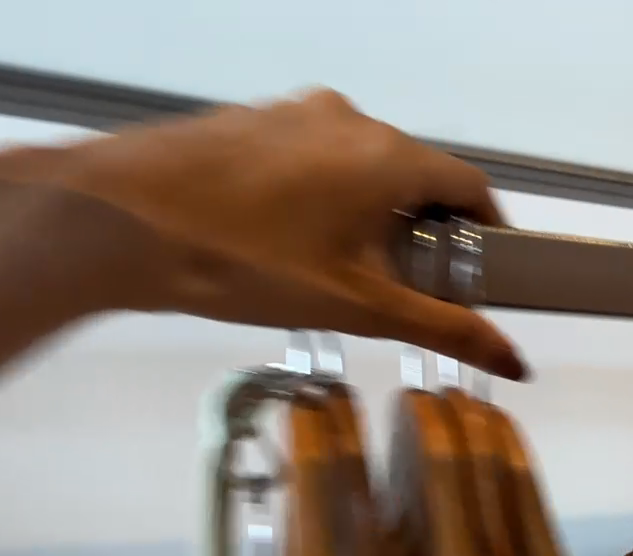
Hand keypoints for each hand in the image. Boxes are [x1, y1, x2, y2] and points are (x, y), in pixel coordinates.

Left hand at [0, 89, 526, 378]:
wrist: (111, 221)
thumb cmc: (252, 264)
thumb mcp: (363, 308)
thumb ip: (449, 330)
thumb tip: (520, 365)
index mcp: (388, 156)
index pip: (471, 186)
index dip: (490, 230)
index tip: (488, 271)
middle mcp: (348, 119)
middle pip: (420, 175)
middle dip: (434, 229)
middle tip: (424, 286)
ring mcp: (293, 113)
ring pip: (367, 166)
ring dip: (383, 214)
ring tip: (360, 271)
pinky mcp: (250, 120)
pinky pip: (319, 158)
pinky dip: (336, 197)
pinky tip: (303, 243)